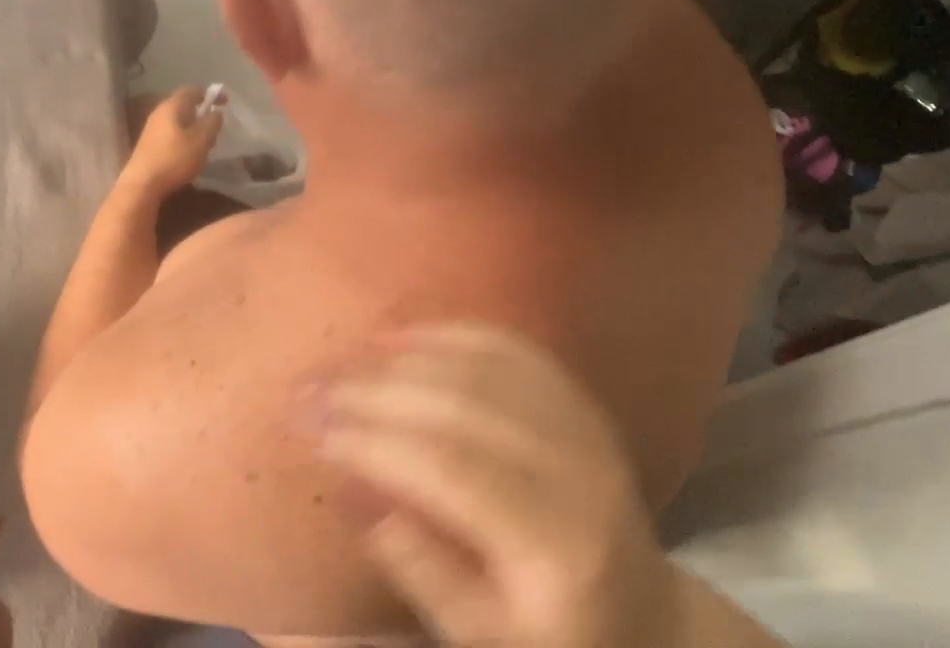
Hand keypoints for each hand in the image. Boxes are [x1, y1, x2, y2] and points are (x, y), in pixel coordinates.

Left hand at [121, 86, 224, 198]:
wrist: (142, 184)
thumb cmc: (175, 159)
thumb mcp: (201, 140)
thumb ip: (212, 122)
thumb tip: (215, 112)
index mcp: (171, 106)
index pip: (192, 90)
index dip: (210, 94)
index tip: (225, 103)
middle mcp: (159, 113)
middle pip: (184, 106)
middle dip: (202, 115)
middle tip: (215, 129)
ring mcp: (151, 129)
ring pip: (178, 121)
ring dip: (194, 129)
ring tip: (206, 145)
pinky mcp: (149, 144)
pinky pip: (171, 134)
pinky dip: (185, 139)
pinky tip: (189, 155)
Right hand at [314, 325, 684, 647]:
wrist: (644, 612)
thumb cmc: (549, 633)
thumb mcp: (481, 635)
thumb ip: (418, 564)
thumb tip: (351, 485)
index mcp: (559, 543)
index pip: (451, 468)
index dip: (375, 439)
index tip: (309, 427)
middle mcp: (580, 470)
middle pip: (463, 402)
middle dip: (372, 388)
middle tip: (305, 386)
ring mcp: (586, 426)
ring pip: (483, 365)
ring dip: (401, 356)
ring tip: (338, 361)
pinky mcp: (580, 400)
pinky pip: (510, 348)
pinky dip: (449, 332)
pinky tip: (399, 335)